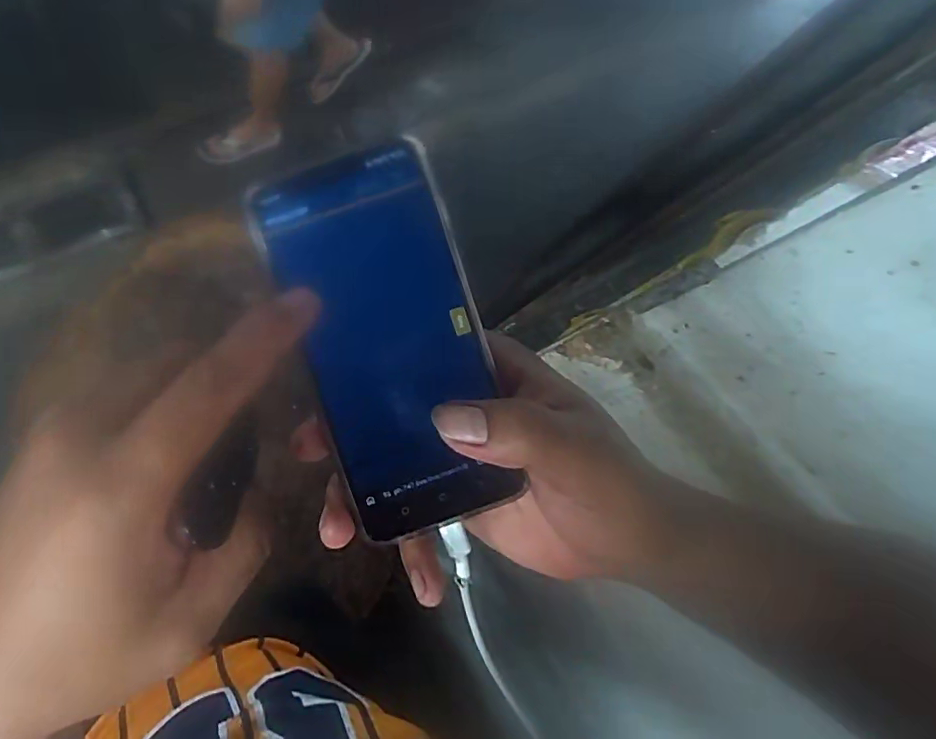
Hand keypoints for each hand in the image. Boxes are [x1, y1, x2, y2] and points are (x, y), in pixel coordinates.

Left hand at [0, 290, 321, 738]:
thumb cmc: (86, 660)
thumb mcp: (188, 623)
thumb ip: (244, 542)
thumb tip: (256, 485)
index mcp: (123, 483)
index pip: (209, 385)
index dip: (263, 337)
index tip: (303, 301)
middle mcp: (81, 435)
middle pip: (179, 360)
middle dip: (229, 361)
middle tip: (254, 417)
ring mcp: (50, 429)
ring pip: (147, 366)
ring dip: (192, 377)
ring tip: (204, 443)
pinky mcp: (36, 436)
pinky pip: (119, 385)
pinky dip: (158, 391)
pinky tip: (158, 448)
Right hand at [294, 331, 685, 606]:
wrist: (626, 542)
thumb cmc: (606, 475)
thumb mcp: (566, 444)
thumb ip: (511, 427)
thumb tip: (441, 419)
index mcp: (495, 373)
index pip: (433, 350)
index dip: (384, 358)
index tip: (338, 379)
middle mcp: (470, 405)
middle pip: (397, 408)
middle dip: (351, 432)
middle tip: (309, 455)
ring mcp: (460, 455)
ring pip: (397, 463)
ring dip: (362, 496)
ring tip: (339, 536)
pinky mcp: (459, 501)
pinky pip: (419, 514)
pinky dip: (411, 547)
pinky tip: (419, 586)